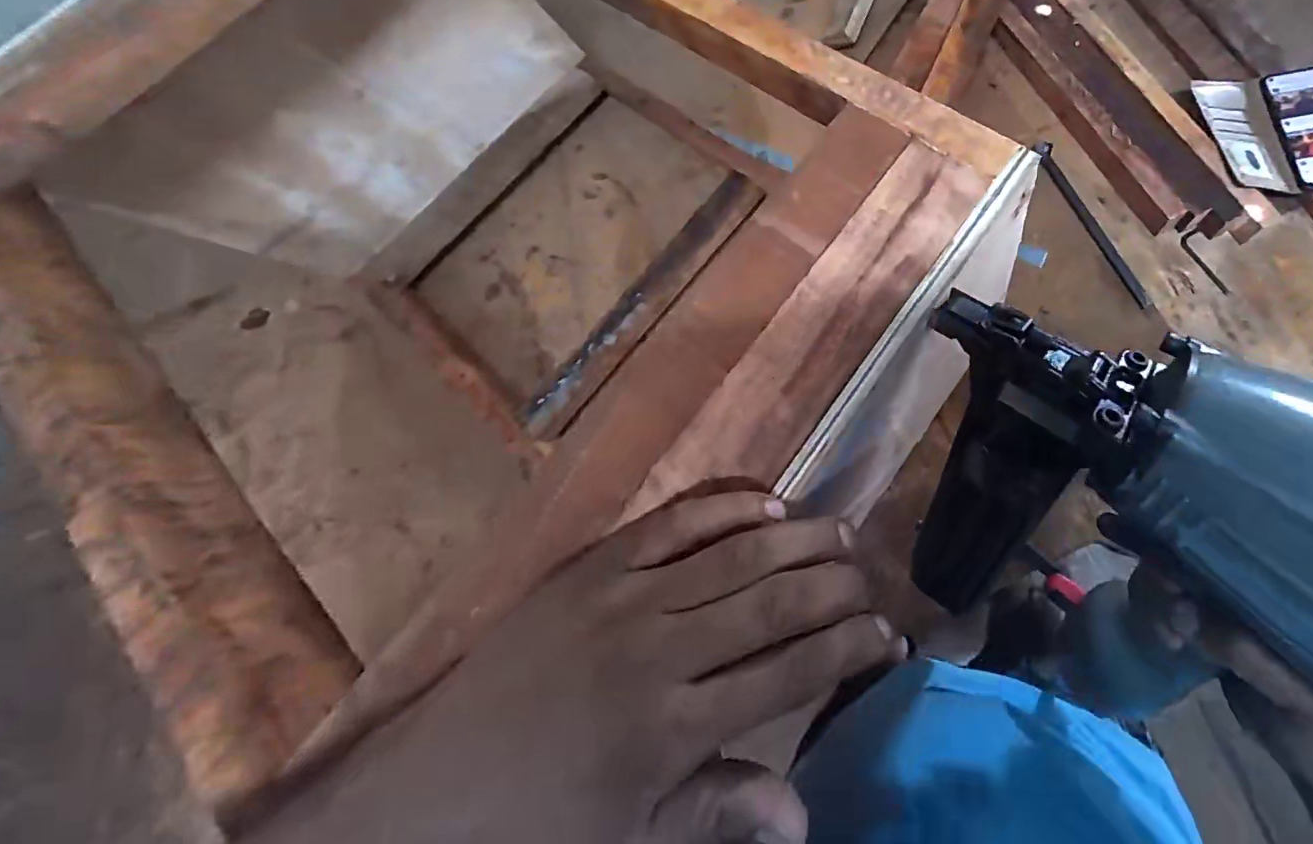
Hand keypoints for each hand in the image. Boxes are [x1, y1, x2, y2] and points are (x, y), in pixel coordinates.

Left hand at [253, 484, 904, 843]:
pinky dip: (727, 508)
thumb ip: (719, 811)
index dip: (847, 649)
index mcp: (672, 728)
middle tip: (873, 576)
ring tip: (841, 531)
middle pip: (772, 604)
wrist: (423, 789)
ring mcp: (625, 597)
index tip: (888, 635)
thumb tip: (806, 818)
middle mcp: (659, 652)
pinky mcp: (596, 563)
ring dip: (796, 539)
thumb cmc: (537, 824)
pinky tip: (769, 502)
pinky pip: (675, 523)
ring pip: (733, 556)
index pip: (787, 674)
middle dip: (834, 586)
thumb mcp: (630, 839)